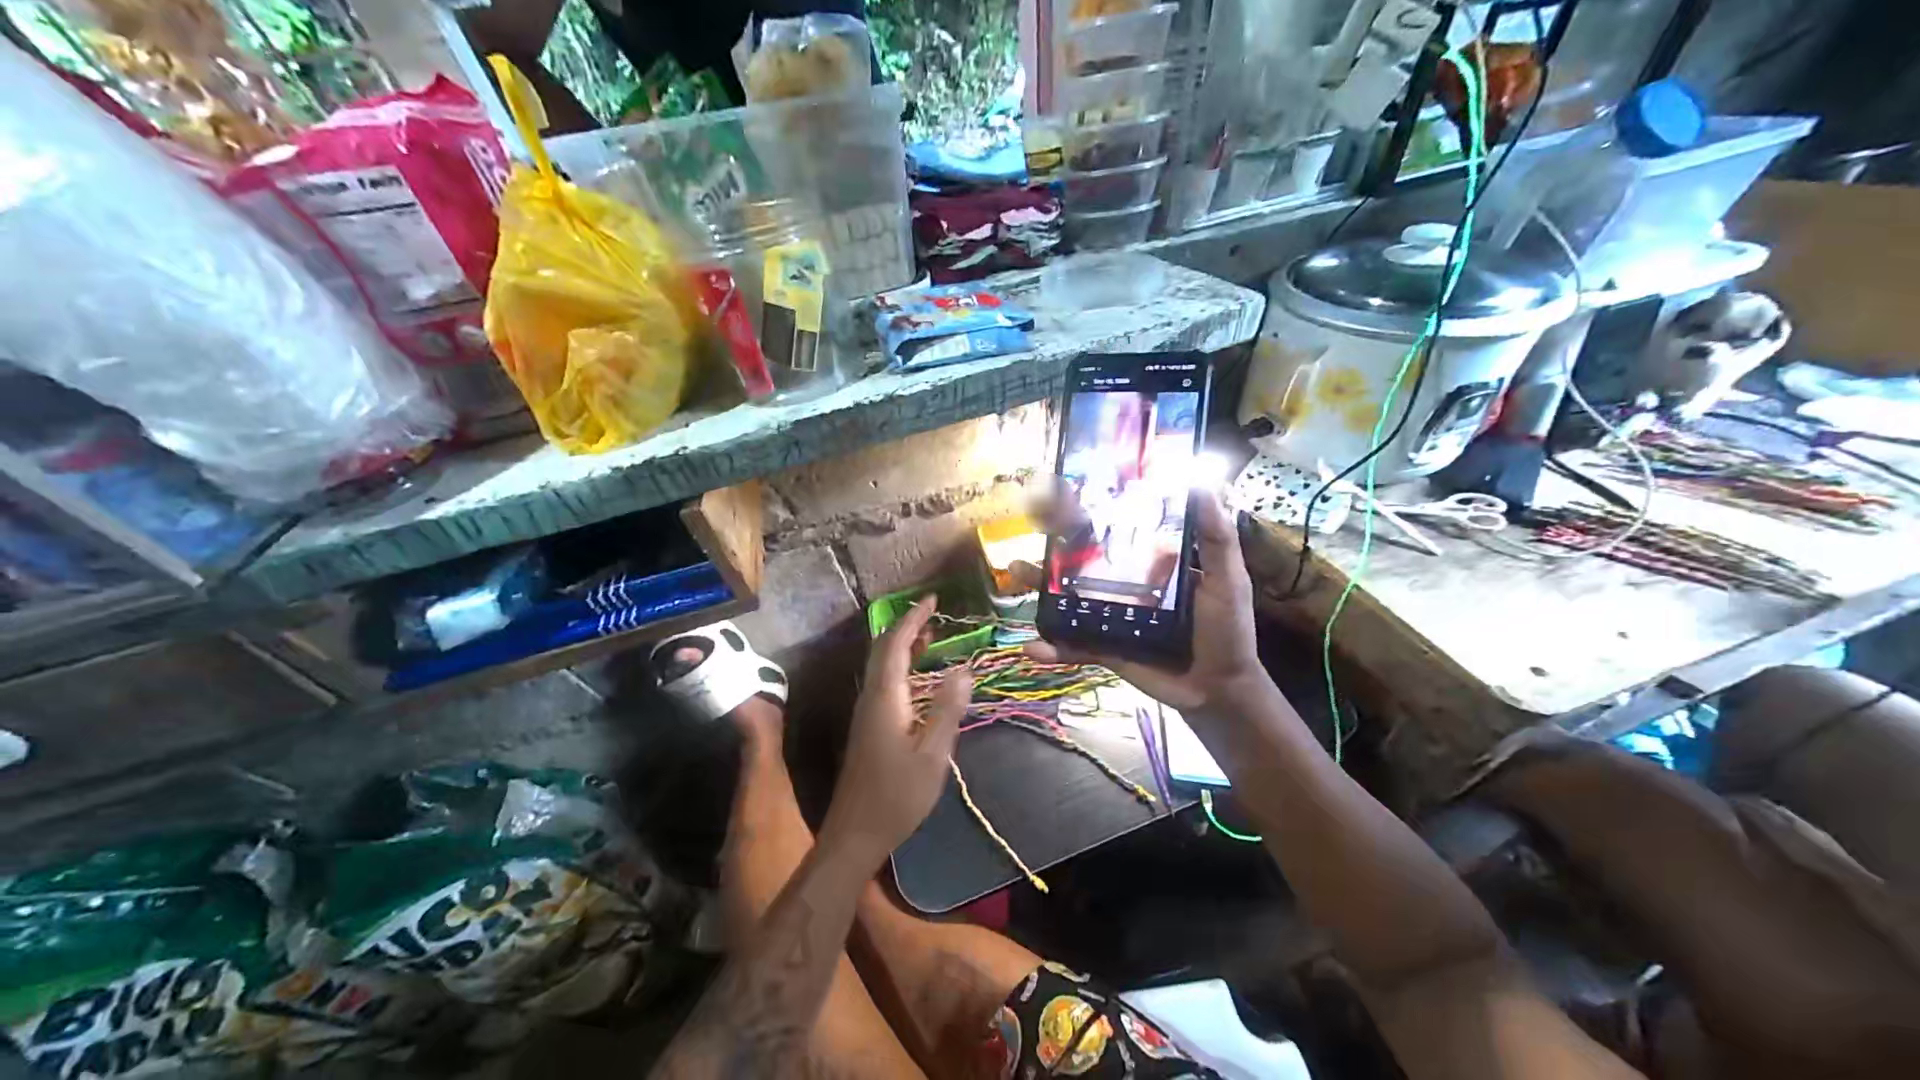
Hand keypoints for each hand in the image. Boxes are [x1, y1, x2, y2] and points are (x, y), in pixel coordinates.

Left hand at [821, 596, 971, 860]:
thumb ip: (947, 709)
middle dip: (907, 626)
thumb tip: (964, 668)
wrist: (855, 833)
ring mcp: (866, 712)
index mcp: (885, 697)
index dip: (913, 617)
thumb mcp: (932, 753)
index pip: (896, 643)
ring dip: (904, 645)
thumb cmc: (897, 795)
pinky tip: (920, 677)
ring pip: (882, 665)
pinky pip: (884, 681)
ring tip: (931, 635)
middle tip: (934, 613)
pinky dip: (902, 666)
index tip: (933, 599)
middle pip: (884, 649)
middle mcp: (871, 697)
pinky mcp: (868, 727)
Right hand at [1026, 491, 1271, 717]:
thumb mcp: (1227, 579)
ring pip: (1068, 597)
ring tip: (1016, 572)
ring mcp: (1111, 615)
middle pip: (1083, 559)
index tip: (1069, 488)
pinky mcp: (1104, 647)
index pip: (1119, 529)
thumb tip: (1204, 482)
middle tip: (1033, 524)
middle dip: (1055, 542)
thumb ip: (1216, 537)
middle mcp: (1126, 583)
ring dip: (1039, 585)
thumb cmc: (1226, 630)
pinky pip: (1073, 645)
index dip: (1093, 510)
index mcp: (1152, 561)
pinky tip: (1032, 647)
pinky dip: (1052, 648)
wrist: (1218, 690)